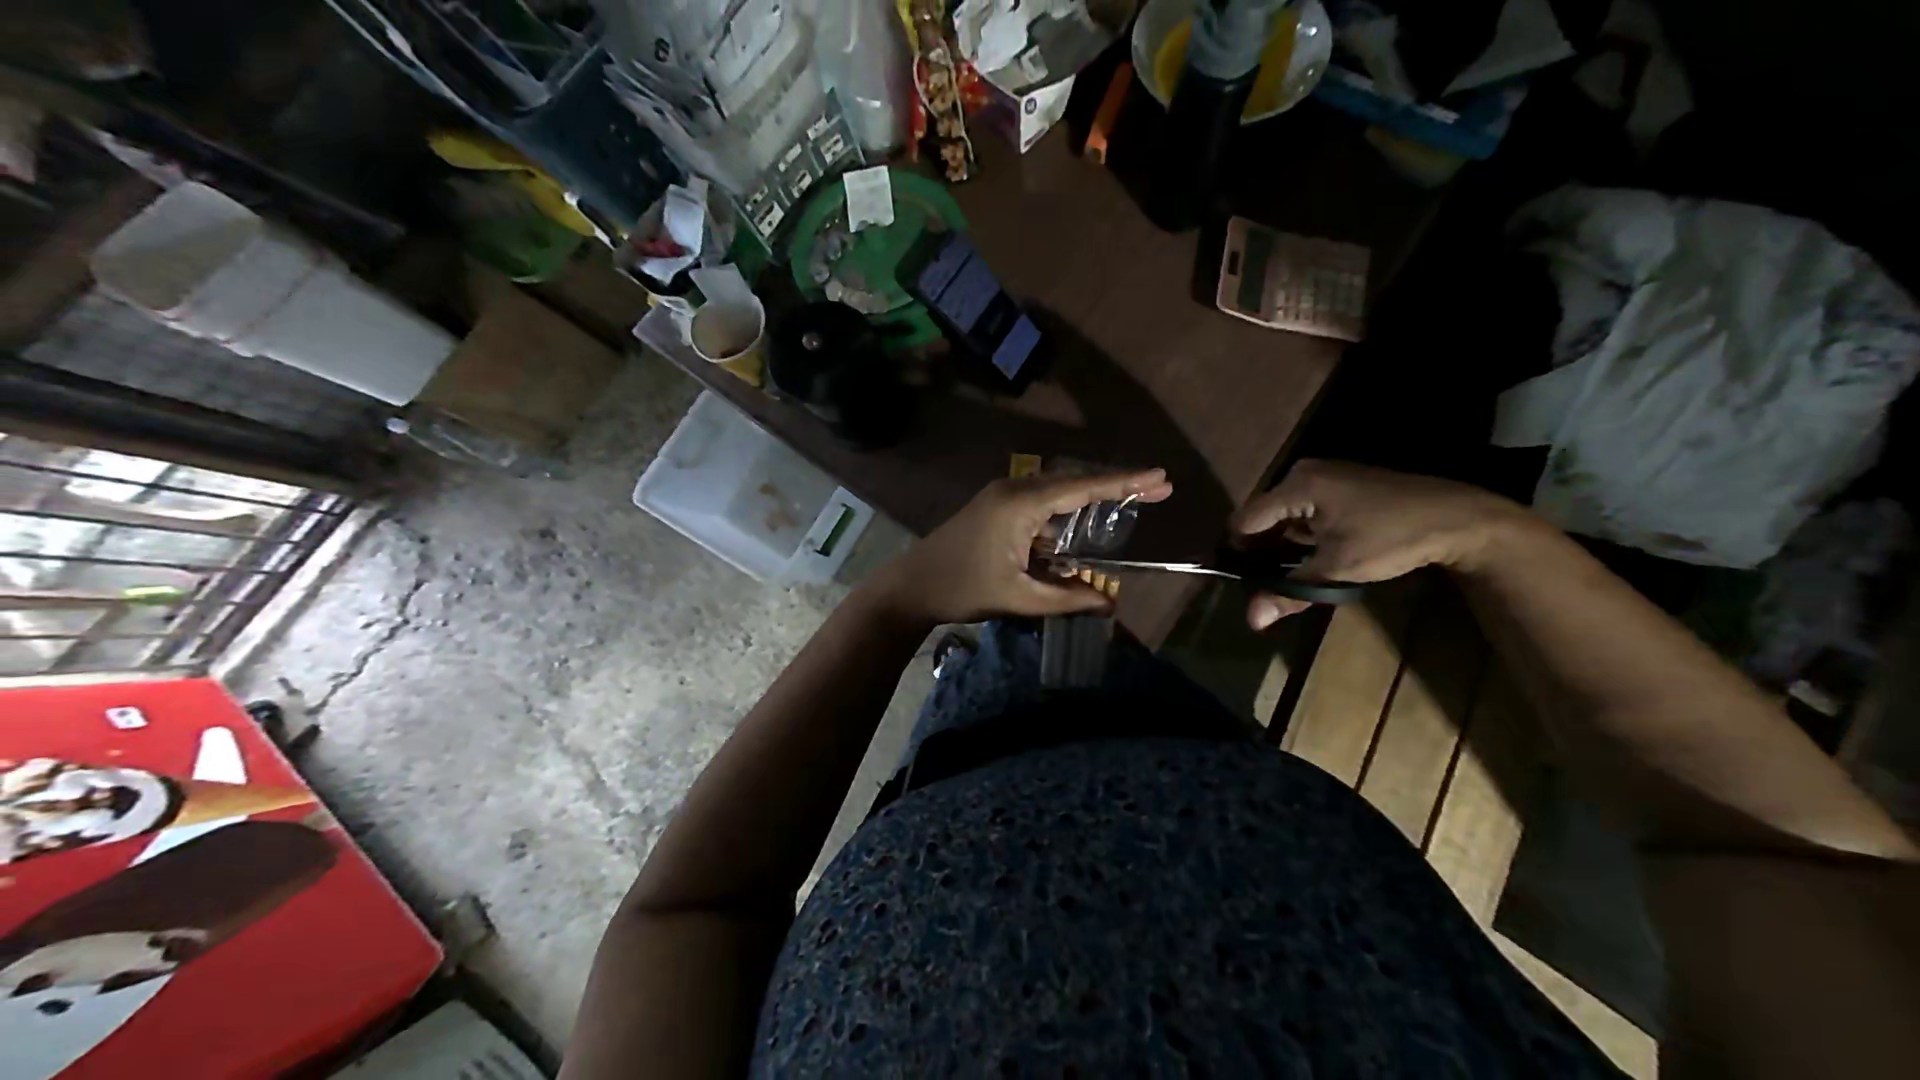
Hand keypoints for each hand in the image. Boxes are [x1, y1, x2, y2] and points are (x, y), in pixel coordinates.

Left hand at [864, 469, 1174, 625]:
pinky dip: (1067, 512)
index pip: (1083, 487)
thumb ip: (1068, 599)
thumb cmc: (963, 589)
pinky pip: (1041, 503)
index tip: (1160, 476)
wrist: (911, 585)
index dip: (1124, 482)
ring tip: (1133, 502)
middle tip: (1159, 488)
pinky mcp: (996, 506)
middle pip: (1074, 481)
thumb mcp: (1019, 598)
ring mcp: (1002, 495)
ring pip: (1058, 491)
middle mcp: (1014, 489)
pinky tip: (1085, 526)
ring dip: (1092, 499)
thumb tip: (1111, 604)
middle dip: (1117, 485)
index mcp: (1021, 503)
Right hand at [1230, 460, 1527, 628]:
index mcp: (1296, 485)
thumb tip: (1252, 620)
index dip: (1237, 553)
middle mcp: (1303, 473)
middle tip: (1263, 584)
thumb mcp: (1337, 569)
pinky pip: (1302, 510)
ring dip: (1281, 545)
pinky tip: (1309, 558)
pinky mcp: (1339, 484)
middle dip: (1260, 550)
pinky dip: (1300, 535)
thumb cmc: (1393, 538)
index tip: (1240, 582)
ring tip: (1284, 576)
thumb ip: (1289, 591)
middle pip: (1261, 517)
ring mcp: (1323, 475)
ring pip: (1282, 515)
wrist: (1460, 518)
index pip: (1245, 520)